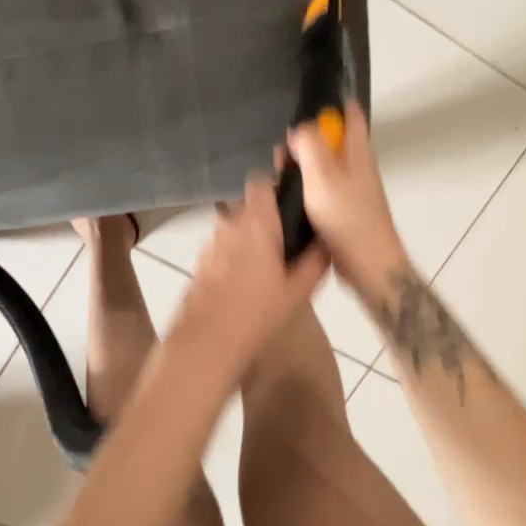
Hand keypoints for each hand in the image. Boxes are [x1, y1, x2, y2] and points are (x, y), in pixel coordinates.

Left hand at [168, 168, 330, 377]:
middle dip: (266, 219)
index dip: (276, 188)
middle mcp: (230, 223)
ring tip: (267, 269)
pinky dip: (234, 257)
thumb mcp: (299, 291)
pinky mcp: (199, 262)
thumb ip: (316, 260)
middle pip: (250, 206)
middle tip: (286, 245)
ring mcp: (210, 242)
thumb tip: (325, 241)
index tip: (291, 206)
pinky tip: (245, 286)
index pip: (262, 181)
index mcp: (256, 222)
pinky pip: (223, 248)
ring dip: (249, 239)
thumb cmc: (257, 313)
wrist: (204, 343)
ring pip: (235, 229)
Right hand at [286, 100, 407, 290]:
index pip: (351, 114)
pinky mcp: (345, 211)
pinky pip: (323, 189)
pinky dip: (306, 187)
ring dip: (304, 165)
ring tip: (279, 169)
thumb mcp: (323, 176)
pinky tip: (289, 196)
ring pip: (326, 167)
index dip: (334, 101)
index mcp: (358, 152)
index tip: (310, 98)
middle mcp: (358, 167)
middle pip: (334, 141)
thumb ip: (311, 145)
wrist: (369, 267)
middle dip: (308, 138)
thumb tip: (301, 128)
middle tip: (281, 145)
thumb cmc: (346, 217)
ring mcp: (353, 190)